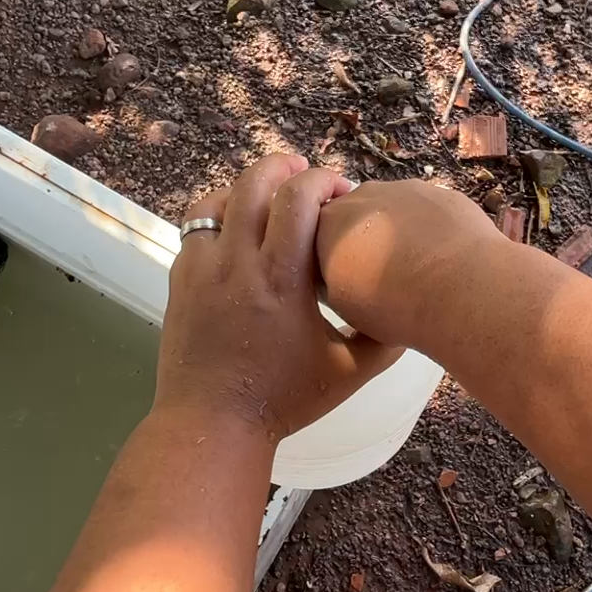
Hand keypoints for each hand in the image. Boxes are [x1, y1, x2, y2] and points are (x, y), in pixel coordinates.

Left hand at [155, 154, 402, 442]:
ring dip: (246, 186)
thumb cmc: (285, 399)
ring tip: (268, 196)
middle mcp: (238, 261)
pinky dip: (218, 213)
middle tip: (304, 174)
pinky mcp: (180, 279)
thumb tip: (410, 310)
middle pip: (254, 182)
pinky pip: (195, 226)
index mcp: (282, 278)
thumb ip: (384, 337)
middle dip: (283, 166)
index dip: (323, 179)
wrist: (213, 425)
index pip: (299, 198)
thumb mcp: (350, 372)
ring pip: (217, 197)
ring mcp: (202, 268)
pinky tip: (235, 229)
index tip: (340, 191)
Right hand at [314, 178, 505, 348]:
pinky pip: (428, 210)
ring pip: (394, 209)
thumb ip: (330, 277)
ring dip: (398, 232)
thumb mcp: (342, 305)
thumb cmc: (392, 305)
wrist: (459, 288)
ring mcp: (406, 189)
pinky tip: (445, 258)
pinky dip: (431, 229)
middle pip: (355, 215)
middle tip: (383, 274)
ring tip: (420, 268)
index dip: (330, 255)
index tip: (347, 279)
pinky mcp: (443, 192)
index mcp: (328, 223)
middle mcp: (362, 196)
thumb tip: (340, 271)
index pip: (316, 232)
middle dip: (364, 238)